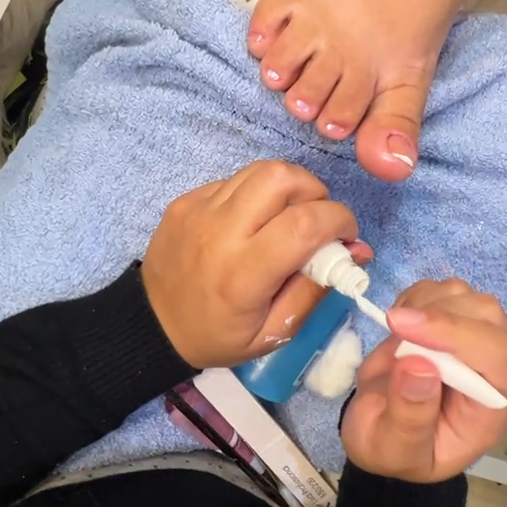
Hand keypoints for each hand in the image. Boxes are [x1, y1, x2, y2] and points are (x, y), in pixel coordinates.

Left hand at [142, 160, 369, 370]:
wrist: (152, 324)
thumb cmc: (216, 336)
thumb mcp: (273, 333)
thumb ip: (315, 291)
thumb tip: (355, 252)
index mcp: (242, 275)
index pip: (303, 224)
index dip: (338, 220)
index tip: (347, 234)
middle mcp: (220, 233)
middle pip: (281, 177)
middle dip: (314, 190)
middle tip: (317, 216)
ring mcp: (198, 209)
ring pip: (259, 170)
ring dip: (287, 186)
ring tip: (289, 214)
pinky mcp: (186, 199)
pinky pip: (234, 180)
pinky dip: (255, 194)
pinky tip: (252, 221)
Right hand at [248, 0, 506, 181]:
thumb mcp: (420, 60)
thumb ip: (398, 117)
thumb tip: (389, 172)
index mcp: (381, 68)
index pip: (339, 121)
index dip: (335, 121)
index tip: (335, 112)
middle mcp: (346, 44)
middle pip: (305, 97)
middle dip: (307, 101)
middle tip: (309, 90)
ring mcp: (316, 10)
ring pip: (280, 67)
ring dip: (281, 76)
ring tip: (288, 69)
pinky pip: (262, 26)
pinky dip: (263, 41)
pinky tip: (274, 39)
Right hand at [340, 279, 506, 482]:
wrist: (381, 435)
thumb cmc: (394, 450)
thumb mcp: (395, 449)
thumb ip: (409, 416)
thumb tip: (418, 363)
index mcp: (488, 405)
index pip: (493, 353)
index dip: (452, 332)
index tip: (401, 326)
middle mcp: (488, 368)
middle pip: (486, 316)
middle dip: (439, 313)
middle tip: (394, 326)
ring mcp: (468, 341)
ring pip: (465, 296)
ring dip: (426, 302)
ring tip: (396, 332)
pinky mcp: (446, 323)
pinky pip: (441, 291)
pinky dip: (416, 296)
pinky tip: (399, 325)